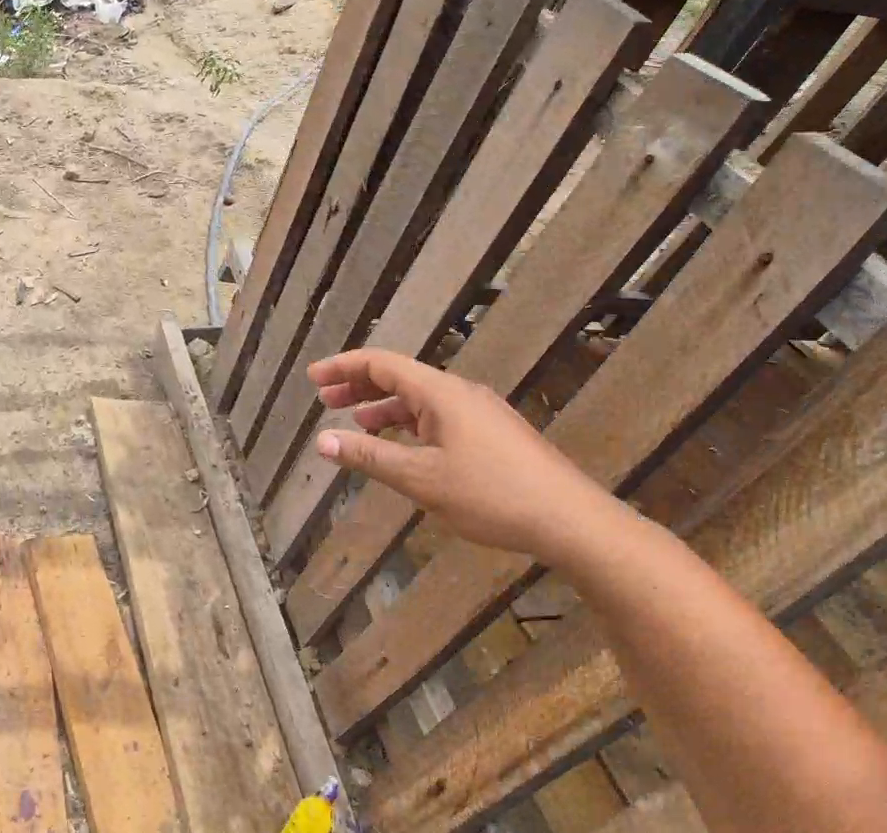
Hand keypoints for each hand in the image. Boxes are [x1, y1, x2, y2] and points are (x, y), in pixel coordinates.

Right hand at [308, 349, 627, 562]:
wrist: (573, 522)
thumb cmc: (491, 495)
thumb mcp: (420, 478)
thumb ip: (369, 455)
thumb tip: (322, 440)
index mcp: (441, 393)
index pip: (381, 364)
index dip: (343, 367)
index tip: (313, 378)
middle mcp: (460, 393)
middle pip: (400, 377)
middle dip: (359, 386)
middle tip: (325, 400)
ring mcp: (480, 414)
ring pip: (420, 399)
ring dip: (383, 407)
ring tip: (356, 425)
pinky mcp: (493, 435)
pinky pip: (438, 416)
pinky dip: (408, 423)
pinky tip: (401, 446)